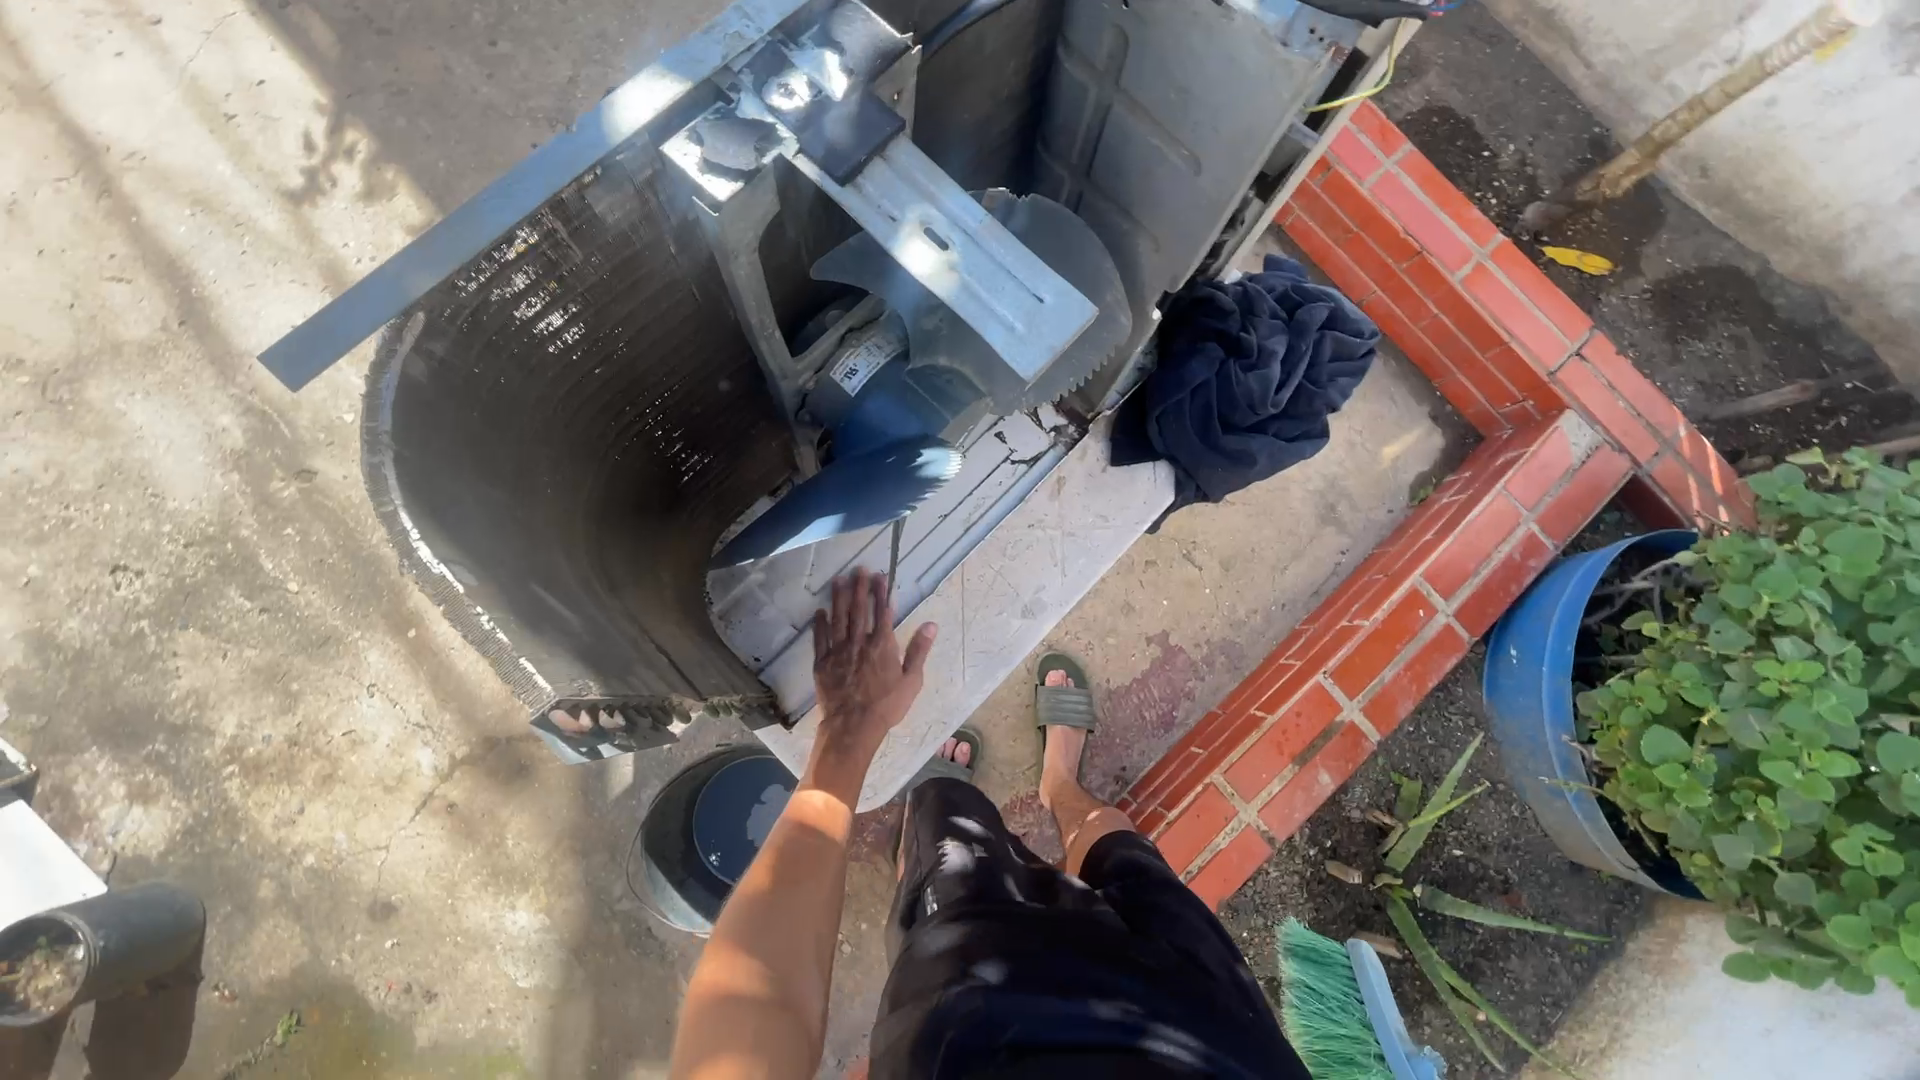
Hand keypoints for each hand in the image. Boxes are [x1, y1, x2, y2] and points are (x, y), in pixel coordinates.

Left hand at [809, 569, 936, 774]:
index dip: (881, 592)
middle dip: (859, 587)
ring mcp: (838, 651)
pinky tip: (819, 611)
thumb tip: (931, 625)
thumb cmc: (887, 705)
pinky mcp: (822, 663)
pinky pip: (820, 639)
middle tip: (858, 569)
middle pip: (858, 609)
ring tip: (838, 580)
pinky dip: (820, 624)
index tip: (880, 575)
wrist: (853, 726)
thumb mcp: (912, 680)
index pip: (882, 612)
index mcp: (882, 645)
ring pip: (838, 618)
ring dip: (838, 598)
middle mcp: (859, 642)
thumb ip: (919, 650)